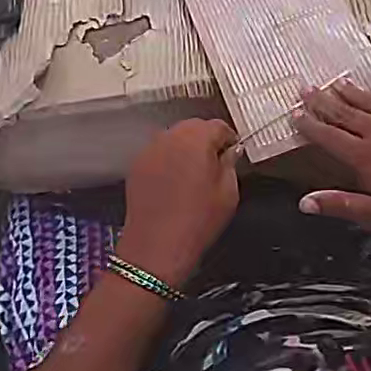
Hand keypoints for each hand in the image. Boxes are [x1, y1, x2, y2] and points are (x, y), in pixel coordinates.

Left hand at [118, 119, 240, 286]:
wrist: (157, 245)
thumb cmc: (197, 221)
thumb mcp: (228, 193)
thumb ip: (230, 164)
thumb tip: (229, 152)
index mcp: (196, 139)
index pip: (218, 126)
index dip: (229, 139)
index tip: (233, 153)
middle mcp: (170, 137)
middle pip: (193, 128)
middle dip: (206, 140)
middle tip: (216, 164)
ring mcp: (150, 150)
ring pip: (174, 138)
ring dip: (186, 149)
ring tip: (194, 175)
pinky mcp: (137, 165)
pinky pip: (159, 153)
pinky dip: (169, 160)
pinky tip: (175, 183)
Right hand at [293, 67, 370, 242]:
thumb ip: (340, 205)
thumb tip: (303, 202)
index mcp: (365, 157)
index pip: (329, 137)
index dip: (310, 125)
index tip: (294, 112)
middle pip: (346, 113)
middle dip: (323, 101)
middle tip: (306, 87)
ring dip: (352, 90)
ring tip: (335, 80)